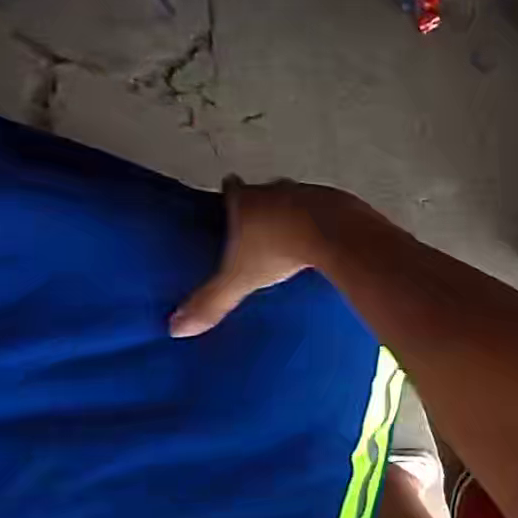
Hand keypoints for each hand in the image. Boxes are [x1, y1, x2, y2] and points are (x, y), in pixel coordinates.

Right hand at [169, 178, 336, 337]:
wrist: (334, 234)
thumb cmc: (280, 250)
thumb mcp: (242, 279)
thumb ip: (212, 302)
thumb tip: (178, 328)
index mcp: (246, 200)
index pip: (231, 189)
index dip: (229, 194)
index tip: (229, 199)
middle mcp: (276, 189)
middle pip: (266, 192)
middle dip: (265, 205)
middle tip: (264, 224)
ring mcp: (309, 192)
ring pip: (299, 198)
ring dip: (298, 213)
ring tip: (298, 235)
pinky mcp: (339, 200)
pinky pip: (331, 209)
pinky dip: (328, 221)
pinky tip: (330, 239)